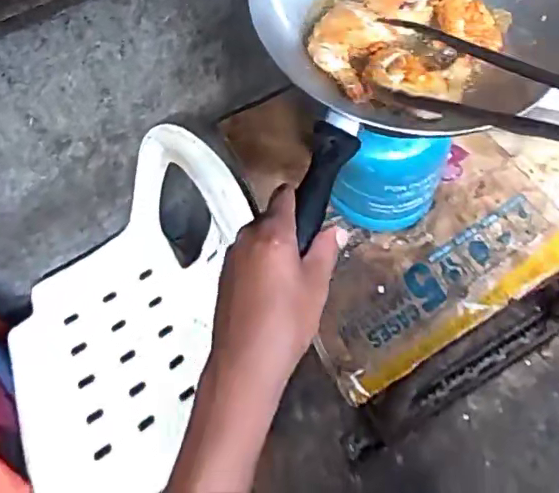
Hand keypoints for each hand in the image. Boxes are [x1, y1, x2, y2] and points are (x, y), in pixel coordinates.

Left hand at [168, 186, 342, 491]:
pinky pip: (246, 256)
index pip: (284, 194)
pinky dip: (258, 265)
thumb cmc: (286, 323)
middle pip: (271, 218)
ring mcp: (233, 254)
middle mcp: (248, 235)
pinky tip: (269, 295)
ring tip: (289, 282)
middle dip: (287, 230)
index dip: (299, 197)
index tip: (311, 206)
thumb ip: (325, 251)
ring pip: (257, 238)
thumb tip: (335, 229)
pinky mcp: (223, 273)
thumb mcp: (316, 286)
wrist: (244, 363)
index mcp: (273, 232)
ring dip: (272, 248)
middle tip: (306, 258)